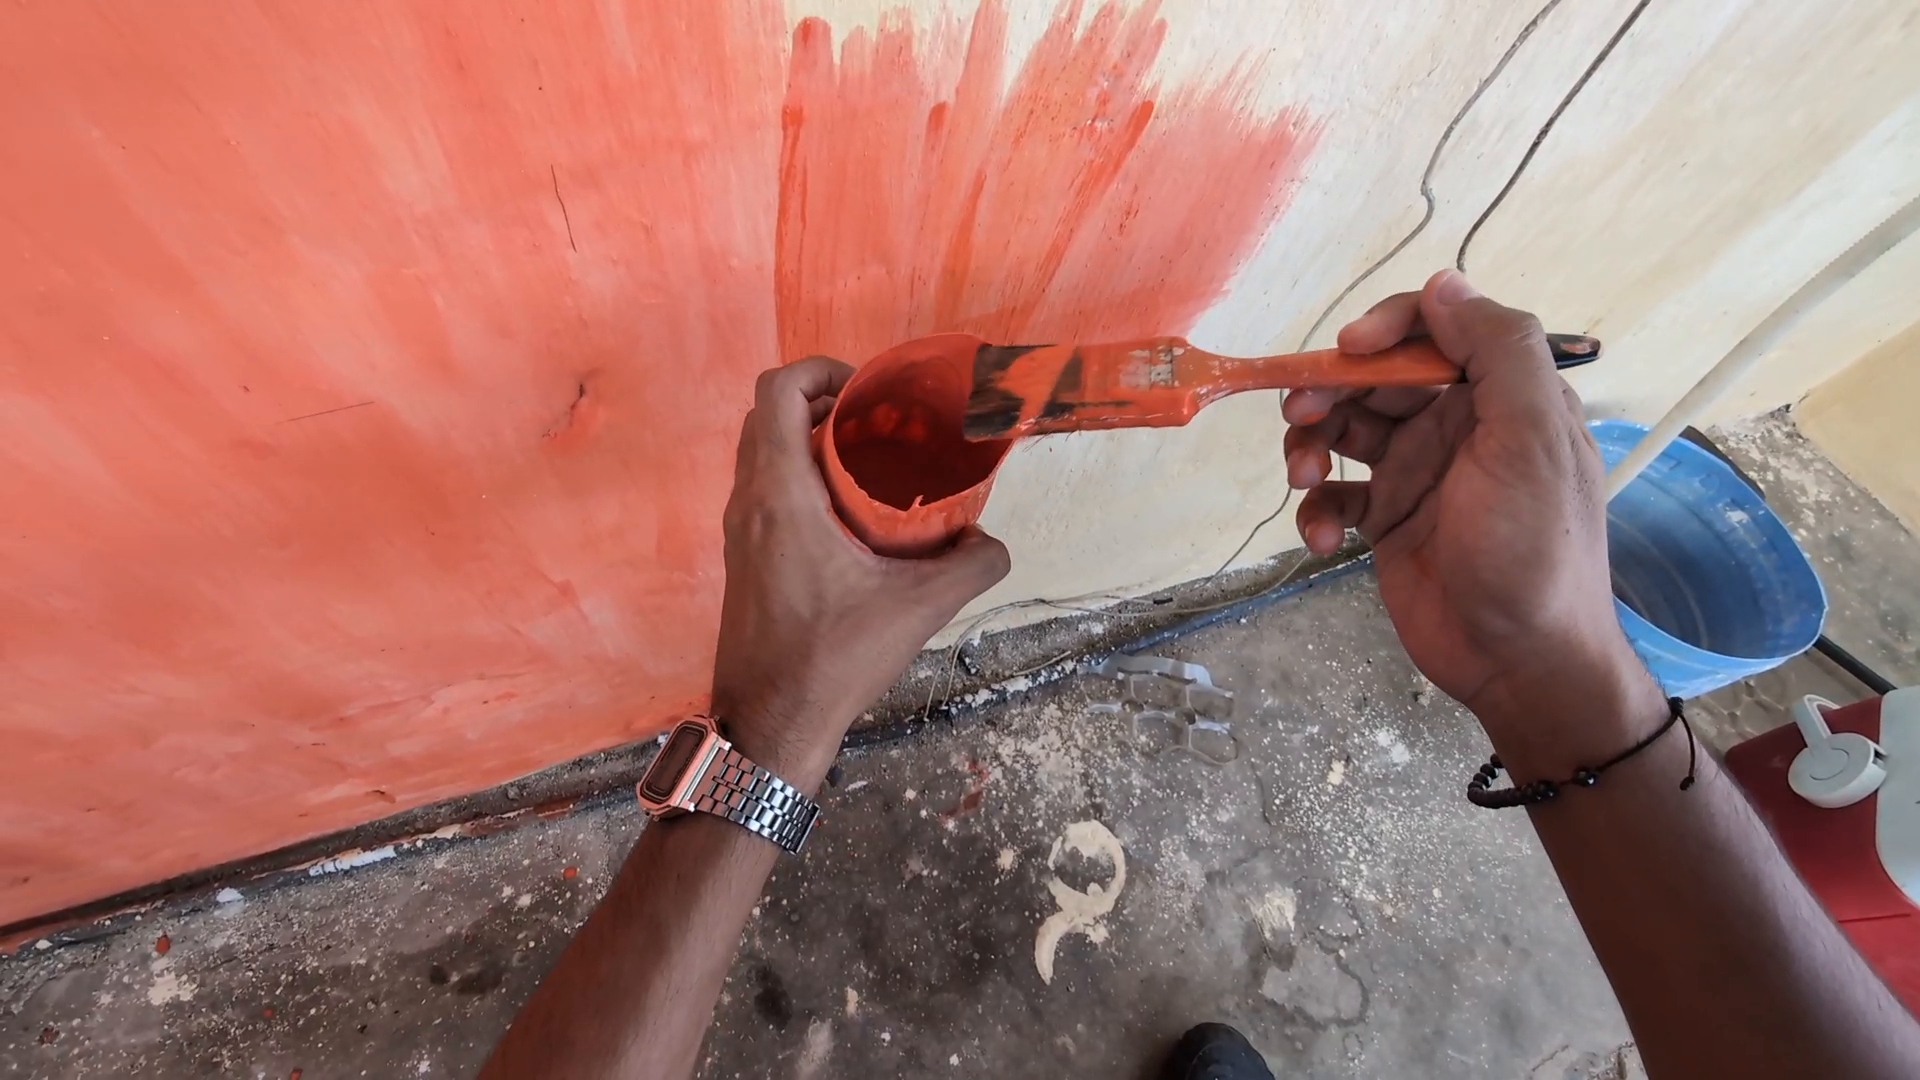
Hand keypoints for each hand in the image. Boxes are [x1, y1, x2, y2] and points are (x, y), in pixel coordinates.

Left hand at [708, 357, 1011, 786]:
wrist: (769, 722)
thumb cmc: (834, 658)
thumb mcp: (919, 608)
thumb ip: (972, 565)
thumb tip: (992, 542)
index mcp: (781, 494)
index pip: (778, 390)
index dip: (822, 370)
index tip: (870, 391)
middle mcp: (749, 501)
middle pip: (769, 414)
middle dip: (823, 402)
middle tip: (877, 422)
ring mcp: (739, 531)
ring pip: (763, 452)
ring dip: (808, 439)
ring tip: (868, 461)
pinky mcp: (743, 557)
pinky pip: (764, 488)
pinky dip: (799, 475)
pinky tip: (848, 513)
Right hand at [1283, 270, 1659, 752]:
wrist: (1516, 658)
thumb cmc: (1530, 546)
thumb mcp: (1528, 440)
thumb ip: (1497, 351)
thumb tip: (1445, 283)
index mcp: (1495, 397)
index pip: (1433, 332)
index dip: (1385, 329)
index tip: (1346, 352)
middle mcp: (1450, 427)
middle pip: (1370, 383)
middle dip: (1328, 394)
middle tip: (1299, 420)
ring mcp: (1412, 474)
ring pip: (1339, 435)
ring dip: (1310, 451)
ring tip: (1303, 484)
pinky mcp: (1381, 520)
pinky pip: (1333, 496)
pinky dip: (1316, 511)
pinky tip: (1324, 539)